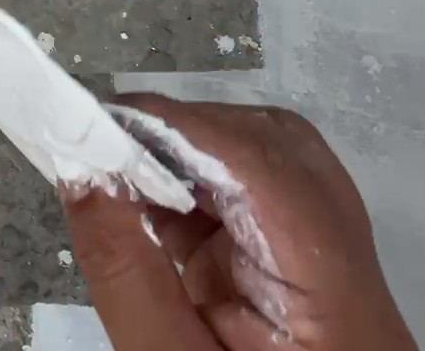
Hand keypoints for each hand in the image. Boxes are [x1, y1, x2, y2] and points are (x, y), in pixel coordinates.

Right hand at [60, 95, 417, 350]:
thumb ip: (122, 268)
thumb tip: (78, 167)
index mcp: (333, 304)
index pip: (274, 178)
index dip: (185, 127)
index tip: (100, 118)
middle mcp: (345, 269)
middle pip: (286, 152)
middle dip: (188, 128)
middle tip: (111, 143)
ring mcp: (327, 264)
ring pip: (268, 159)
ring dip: (186, 147)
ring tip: (124, 171)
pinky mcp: (295, 264)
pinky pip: (246, 189)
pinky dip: (185, 176)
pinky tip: (144, 200)